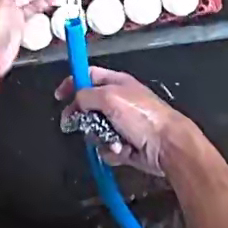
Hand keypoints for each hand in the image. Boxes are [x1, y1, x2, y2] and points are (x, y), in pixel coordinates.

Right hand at [54, 67, 195, 175]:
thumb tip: (75, 101)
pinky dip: (112, 151)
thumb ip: (86, 95)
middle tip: (80, 124)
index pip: (88, 76)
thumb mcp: (110, 97)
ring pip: (94, 130)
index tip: (59, 96)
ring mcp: (122, 123)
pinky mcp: (125, 144)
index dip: (72, 82)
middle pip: (87, 106)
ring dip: (100, 137)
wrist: (167, 146)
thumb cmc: (143, 117)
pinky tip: (123, 150)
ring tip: (114, 140)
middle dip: (84, 118)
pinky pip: (106, 148)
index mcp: (116, 83)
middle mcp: (118, 101)